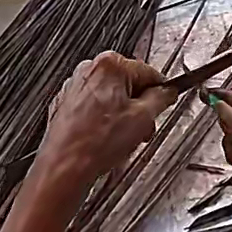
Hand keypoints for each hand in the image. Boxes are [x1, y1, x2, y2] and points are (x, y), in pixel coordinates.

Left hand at [0, 52, 173, 231]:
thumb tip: (167, 91)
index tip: (166, 102)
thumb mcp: (143, 118)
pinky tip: (106, 140)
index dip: (160, 92)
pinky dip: (103, 121)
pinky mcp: (65, 105)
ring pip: (110, 97)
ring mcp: (74, 87)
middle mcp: (88, 70)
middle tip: (144, 127)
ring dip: (122, 116)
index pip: (148, 72)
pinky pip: (93, 108)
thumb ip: (161, 98)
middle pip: (128, 84)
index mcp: (109, 65)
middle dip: (139, 107)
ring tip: (123, 138)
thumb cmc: (96, 142)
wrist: (64, 166)